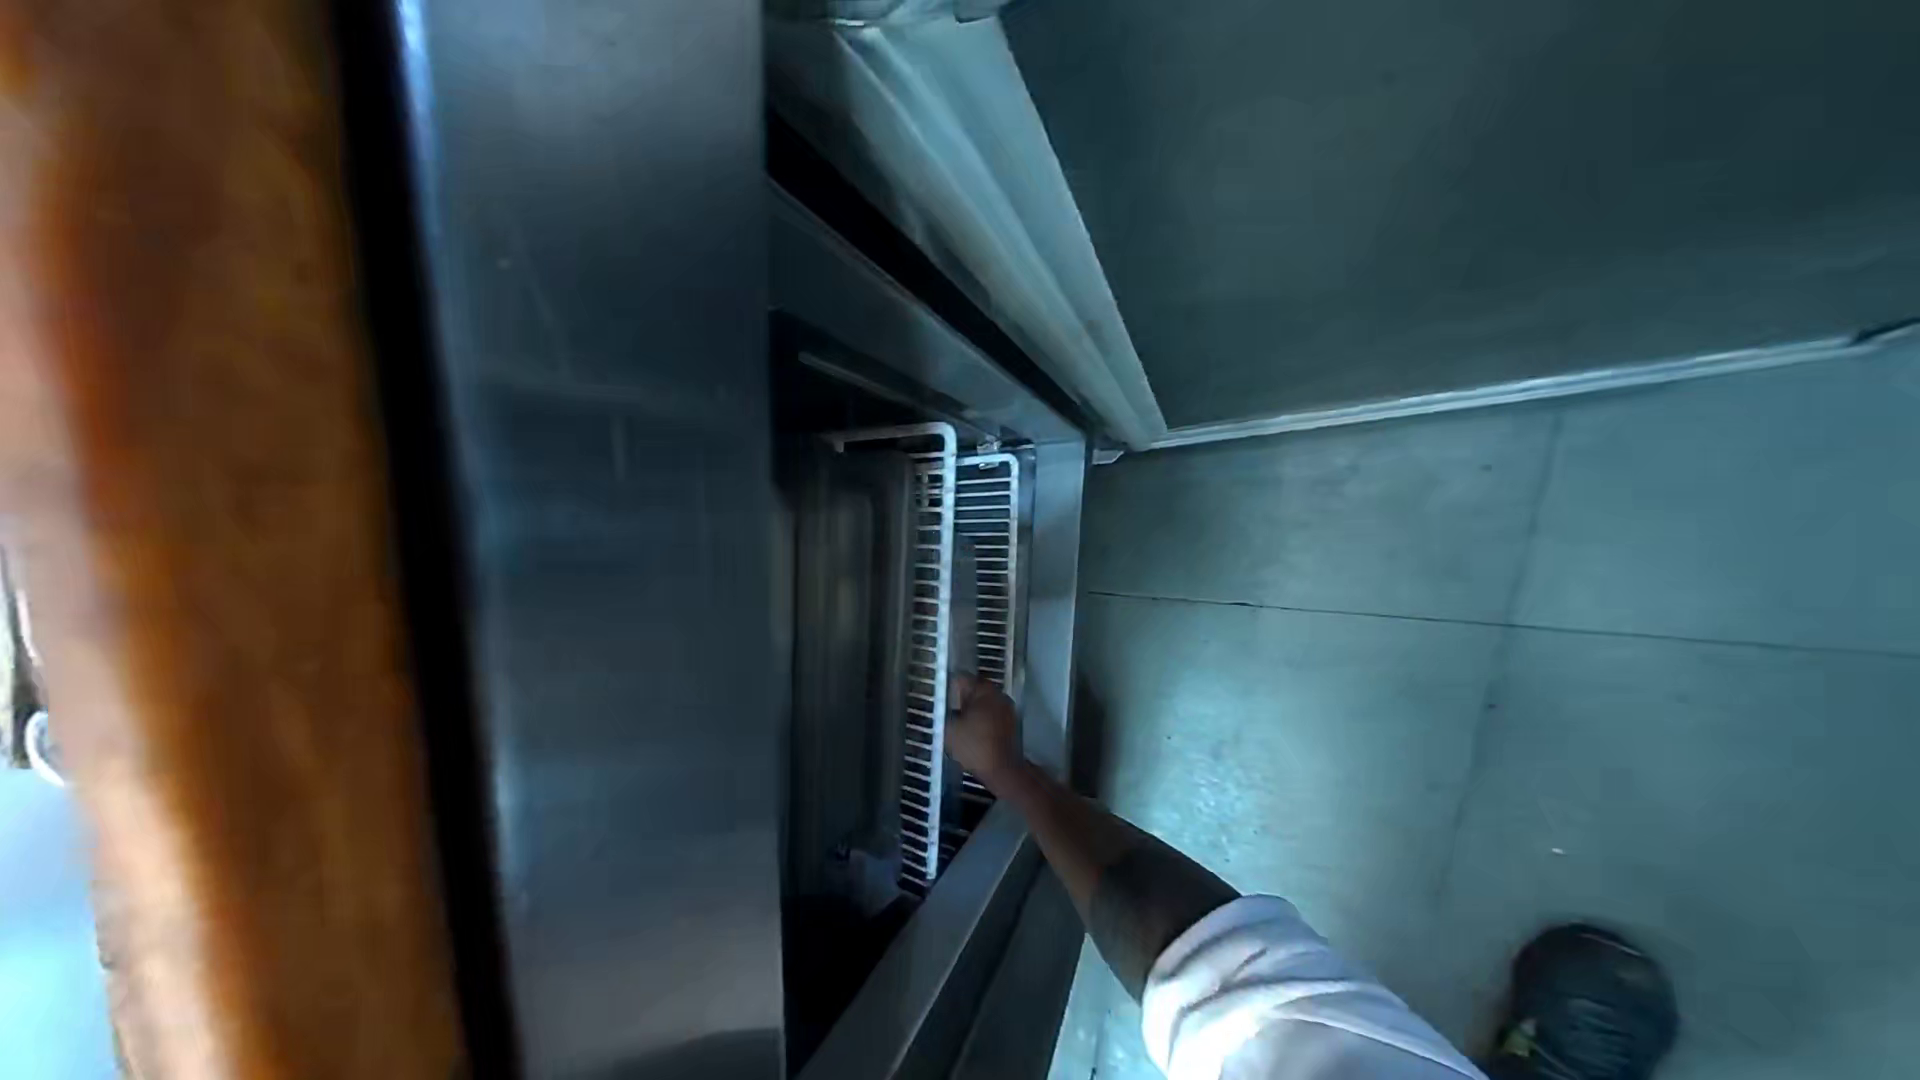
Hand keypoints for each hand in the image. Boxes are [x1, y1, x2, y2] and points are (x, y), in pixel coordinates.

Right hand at [946, 674, 1023, 785]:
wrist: (1004, 770)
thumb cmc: (975, 746)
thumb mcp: (950, 729)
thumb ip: (942, 712)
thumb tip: (941, 705)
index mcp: (984, 689)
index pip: (961, 678)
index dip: (946, 687)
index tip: (937, 697)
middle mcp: (999, 694)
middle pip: (973, 690)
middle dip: (958, 700)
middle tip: (944, 713)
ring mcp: (1007, 709)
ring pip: (982, 704)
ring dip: (970, 712)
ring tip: (956, 725)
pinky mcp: (1011, 724)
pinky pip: (990, 716)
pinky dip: (980, 722)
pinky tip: (971, 734)